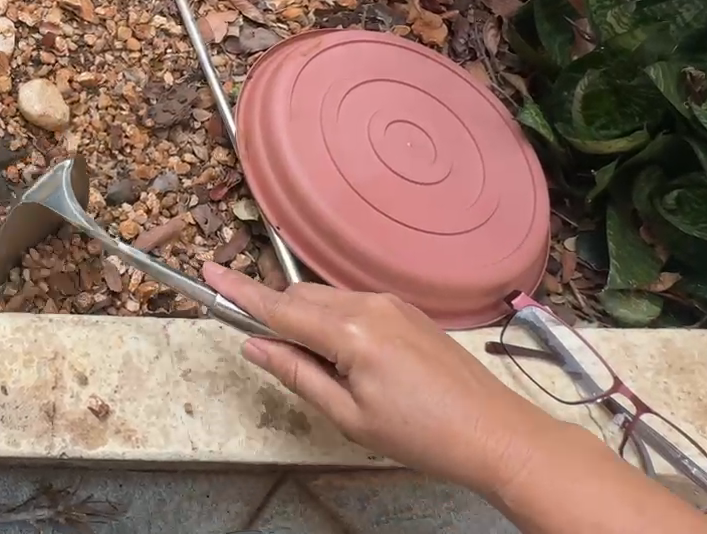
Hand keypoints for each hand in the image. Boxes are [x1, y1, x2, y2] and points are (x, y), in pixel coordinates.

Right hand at [204, 262, 563, 496]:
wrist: (500, 434)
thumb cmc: (422, 436)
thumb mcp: (350, 417)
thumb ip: (296, 373)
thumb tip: (254, 344)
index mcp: (348, 333)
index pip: (278, 307)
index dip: (238, 291)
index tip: (207, 270)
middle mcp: (365, 303)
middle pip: (299, 296)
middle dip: (276, 313)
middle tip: (269, 347)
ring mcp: (388, 301)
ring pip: (324, 298)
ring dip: (306, 318)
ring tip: (322, 365)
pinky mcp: (404, 307)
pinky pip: (350, 303)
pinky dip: (333, 319)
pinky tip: (351, 356)